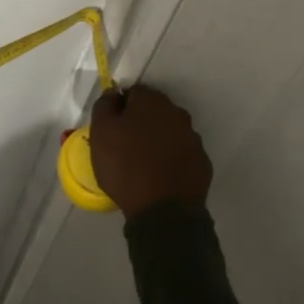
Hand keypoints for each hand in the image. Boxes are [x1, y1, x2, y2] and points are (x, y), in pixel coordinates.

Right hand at [89, 85, 211, 216]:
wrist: (163, 210)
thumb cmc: (125, 167)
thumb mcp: (101, 133)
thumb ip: (105, 106)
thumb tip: (114, 93)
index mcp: (152, 102)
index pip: (134, 92)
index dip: (121, 107)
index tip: (112, 127)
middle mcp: (177, 114)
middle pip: (155, 111)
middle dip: (141, 122)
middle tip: (125, 145)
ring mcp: (193, 139)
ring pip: (170, 132)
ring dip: (158, 140)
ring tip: (143, 164)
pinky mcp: (202, 163)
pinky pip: (182, 154)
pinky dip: (172, 160)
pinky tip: (160, 176)